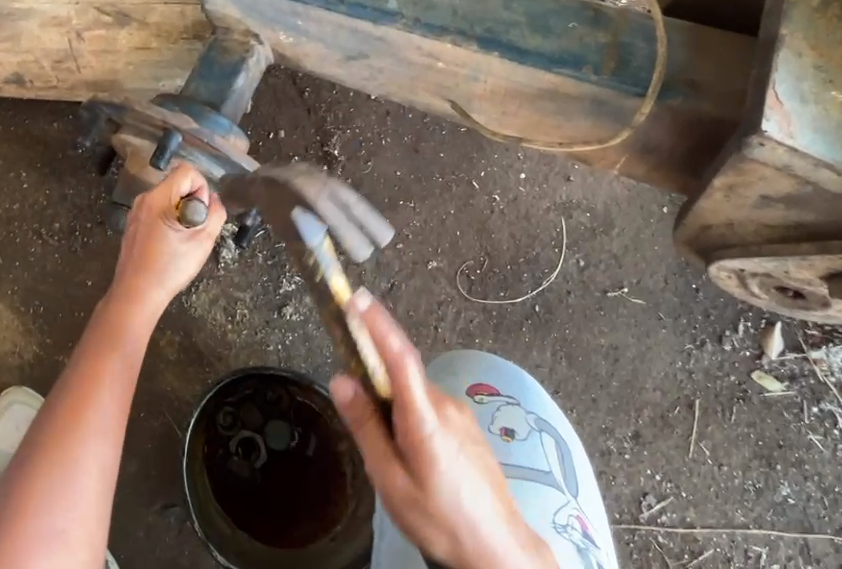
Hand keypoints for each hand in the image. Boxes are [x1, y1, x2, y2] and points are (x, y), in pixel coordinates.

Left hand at [108, 163, 225, 315]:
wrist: (136, 293)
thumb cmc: (170, 267)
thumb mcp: (203, 241)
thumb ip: (214, 214)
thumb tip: (212, 199)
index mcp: (159, 197)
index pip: (187, 171)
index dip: (201, 188)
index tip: (202, 213)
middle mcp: (144, 198)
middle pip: (176, 183)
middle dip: (192, 201)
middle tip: (195, 228)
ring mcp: (136, 211)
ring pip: (167, 198)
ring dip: (181, 211)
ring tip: (183, 239)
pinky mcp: (133, 224)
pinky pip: (156, 210)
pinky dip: (168, 220)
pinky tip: (169, 244)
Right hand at [330, 291, 553, 568]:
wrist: (501, 552)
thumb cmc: (441, 519)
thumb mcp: (390, 480)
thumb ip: (365, 427)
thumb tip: (341, 379)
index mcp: (423, 416)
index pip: (398, 356)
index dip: (377, 324)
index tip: (357, 298)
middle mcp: (445, 404)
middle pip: (400, 377)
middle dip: (376, 388)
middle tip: (366, 431)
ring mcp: (460, 414)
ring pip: (414, 396)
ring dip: (395, 411)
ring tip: (395, 463)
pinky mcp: (468, 426)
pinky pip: (429, 408)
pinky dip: (412, 420)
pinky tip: (417, 463)